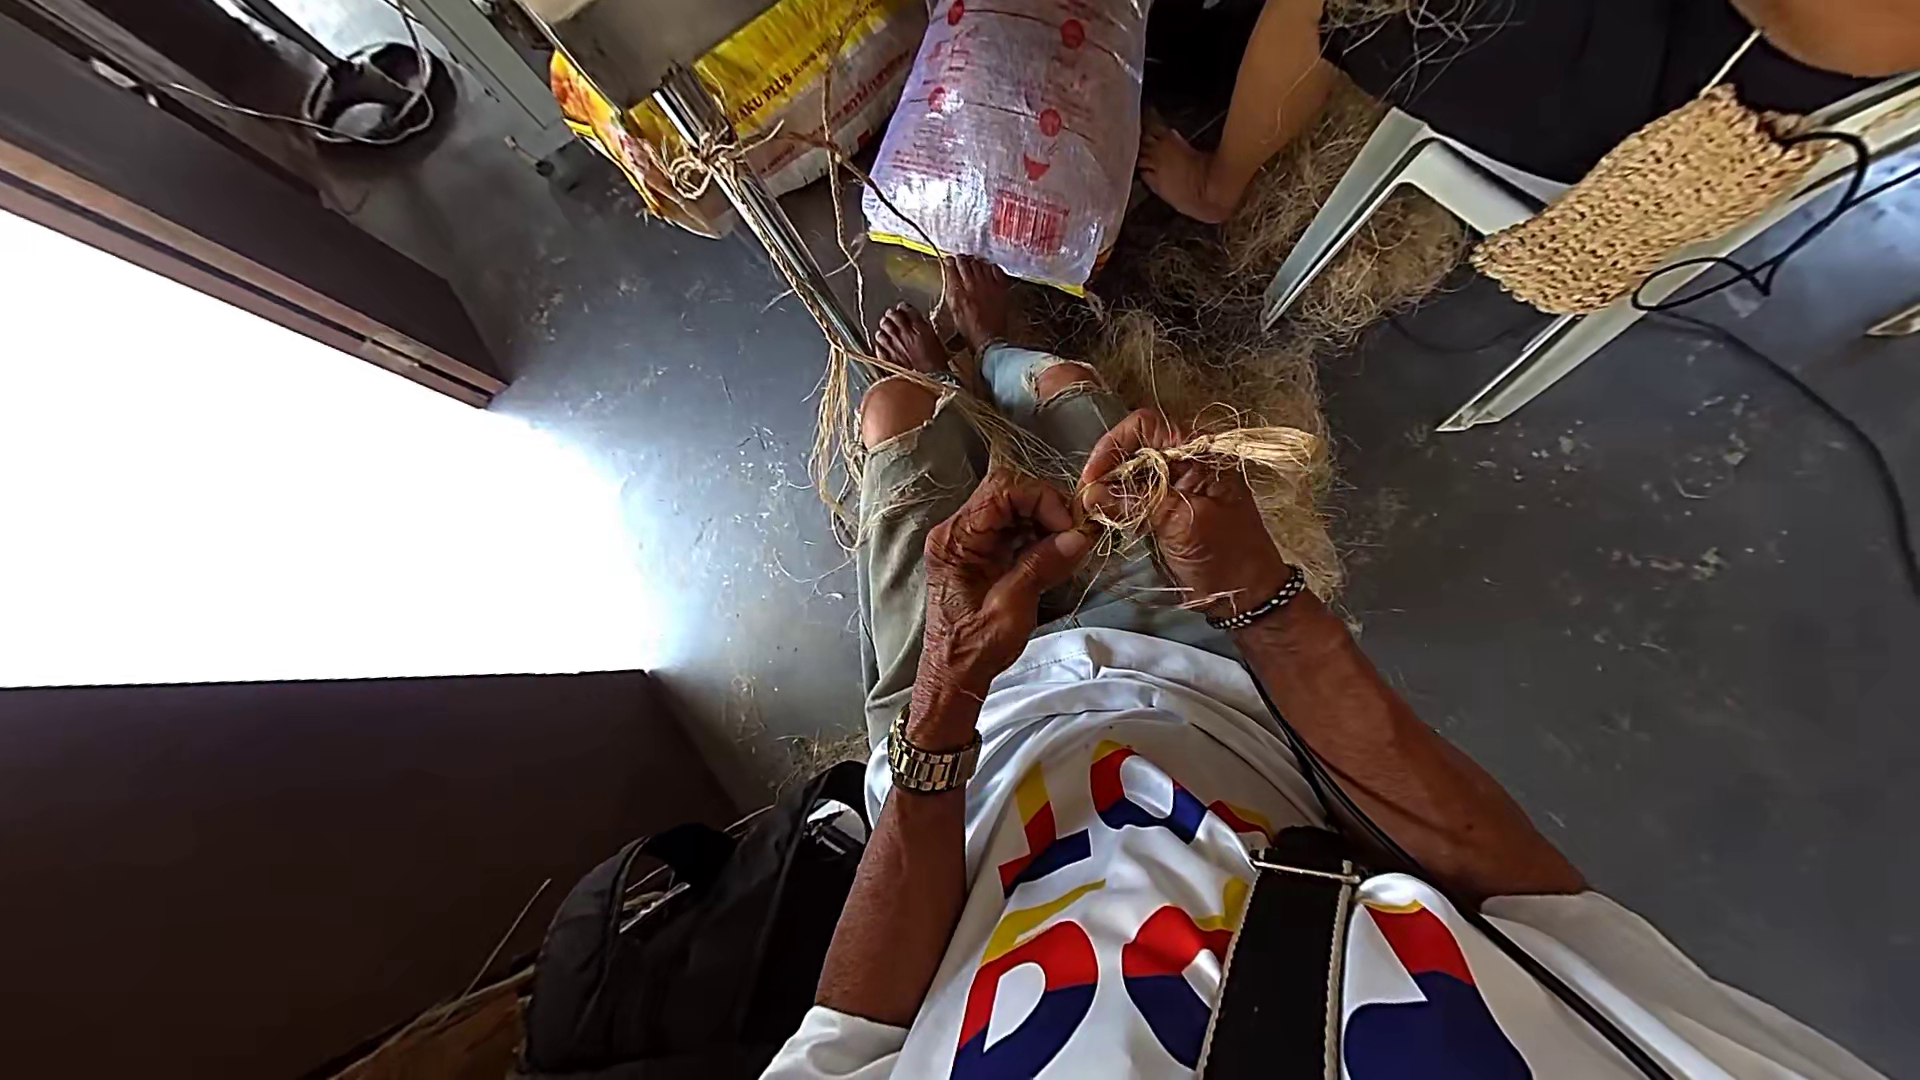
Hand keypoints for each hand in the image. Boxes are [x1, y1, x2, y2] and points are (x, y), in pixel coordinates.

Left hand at [915, 468, 1090, 744]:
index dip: (1040, 498)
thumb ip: (1042, 566)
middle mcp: (956, 532)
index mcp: (954, 541)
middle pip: (1007, 493)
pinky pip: (1012, 528)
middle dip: (1046, 507)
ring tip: (1067, 546)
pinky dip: (1037, 534)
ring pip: (1013, 508)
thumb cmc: (975, 647)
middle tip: (1074, 534)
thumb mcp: (1011, 608)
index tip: (1068, 525)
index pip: (1000, 491)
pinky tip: (1054, 553)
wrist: (955, 674)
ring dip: (1045, 520)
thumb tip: (1079, 536)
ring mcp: (967, 541)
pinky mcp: (980, 552)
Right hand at [1080, 409, 1291, 618]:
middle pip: (1130, 448)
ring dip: (1105, 489)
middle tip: (1084, 500)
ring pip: (1126, 472)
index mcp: (1199, 451)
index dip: (1114, 444)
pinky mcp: (1162, 506)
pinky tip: (1101, 519)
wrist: (1247, 594)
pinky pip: (1129, 495)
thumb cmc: (1227, 555)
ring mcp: (1172, 483)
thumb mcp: (1183, 523)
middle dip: (1104, 470)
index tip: (1093, 478)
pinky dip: (1112, 505)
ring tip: (1088, 512)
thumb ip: (1139, 502)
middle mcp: (1183, 459)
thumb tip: (1092, 493)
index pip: (1146, 426)